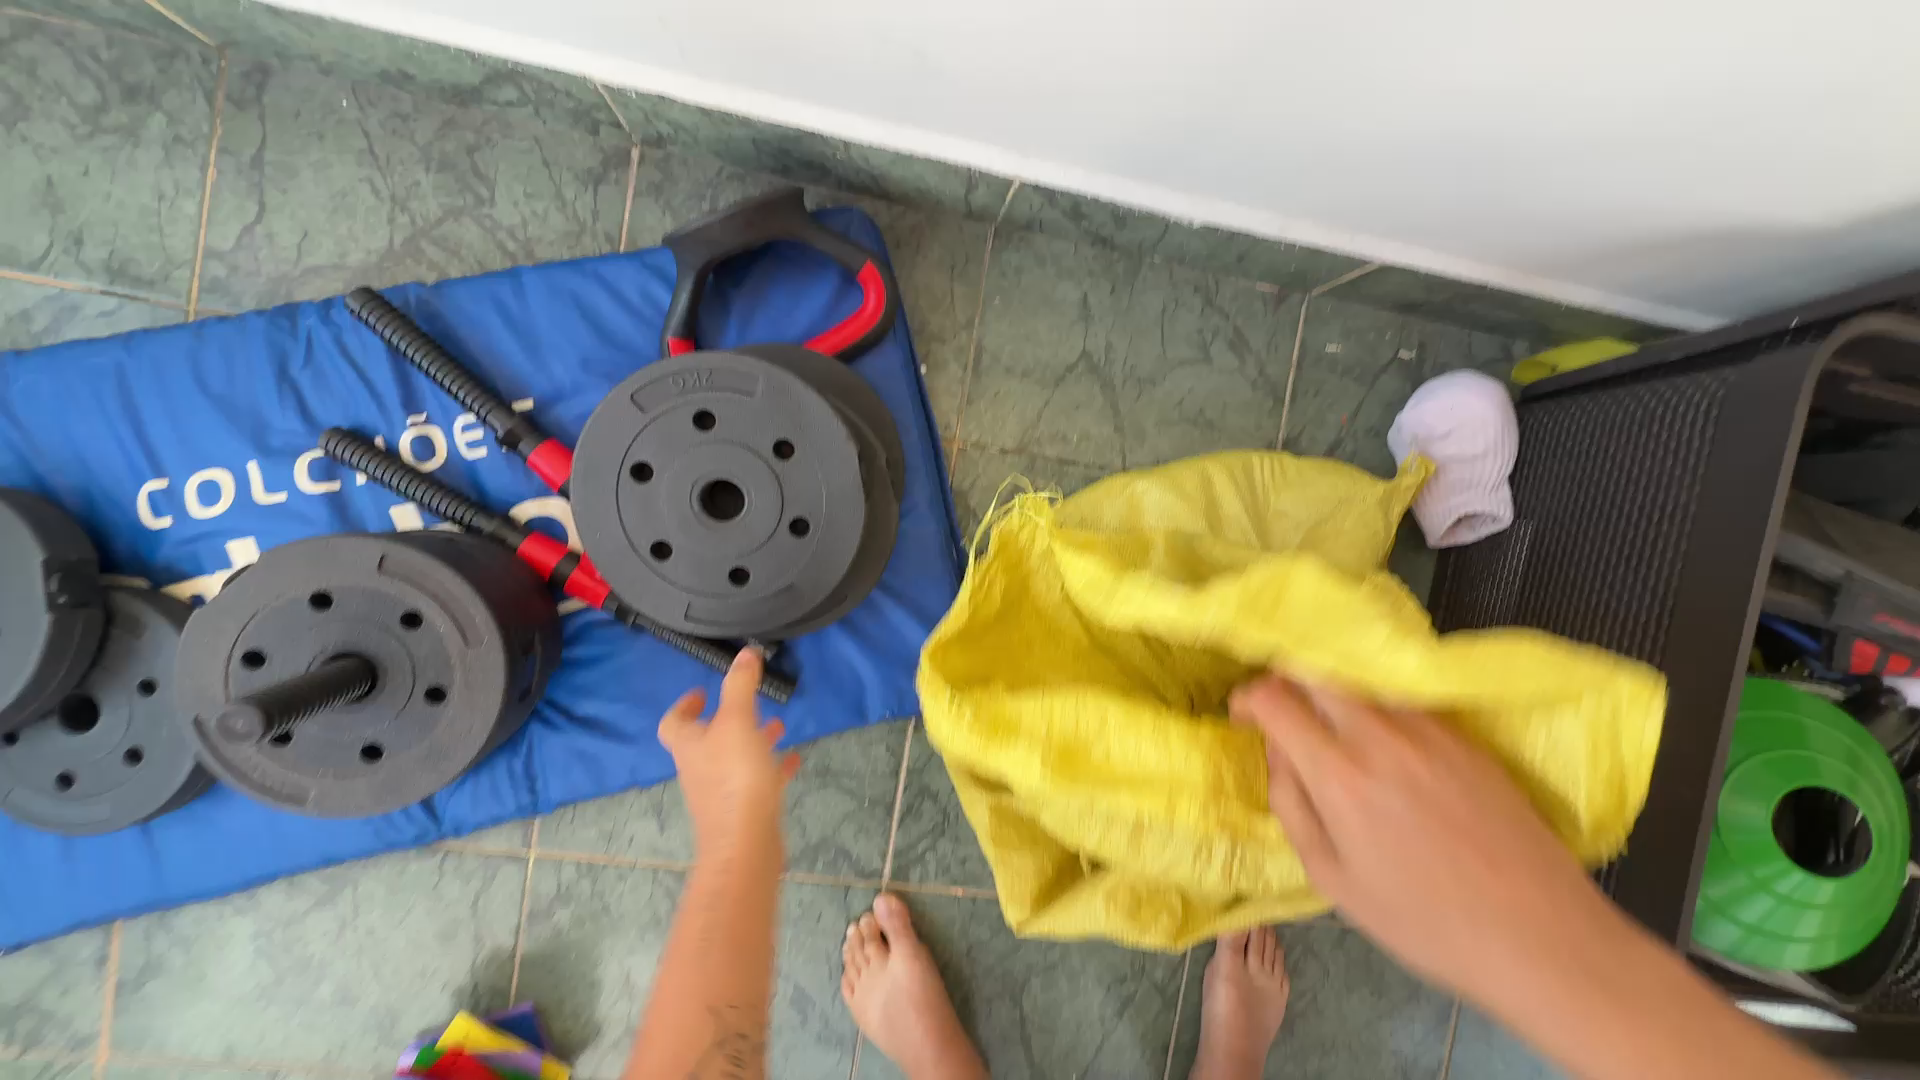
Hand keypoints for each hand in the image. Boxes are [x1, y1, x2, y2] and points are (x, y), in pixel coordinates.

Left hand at [658, 649, 801, 858]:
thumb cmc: (735, 777)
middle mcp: (700, 768)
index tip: (701, 692)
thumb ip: (741, 686)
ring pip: (735, 759)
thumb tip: (745, 652)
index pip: (673, 722)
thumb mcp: (738, 721)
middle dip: (727, 720)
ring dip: (753, 740)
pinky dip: (773, 766)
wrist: (745, 843)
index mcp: (690, 745)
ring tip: (778, 725)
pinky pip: (758, 780)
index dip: (684, 706)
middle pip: (706, 741)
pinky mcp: (745, 809)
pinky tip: (793, 758)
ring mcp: (722, 791)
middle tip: (747, 704)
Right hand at [1229, 677, 1618, 1000]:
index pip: (1274, 698)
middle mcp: (1380, 735)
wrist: (1541, 936)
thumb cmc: (1423, 920)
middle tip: (1280, 707)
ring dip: (1328, 687)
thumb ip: (1291, 804)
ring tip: (1326, 722)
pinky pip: (1401, 699)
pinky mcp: (1464, 735)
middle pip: (1314, 667)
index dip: (1247, 698)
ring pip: (1359, 676)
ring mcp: (1429, 728)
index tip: (1244, 717)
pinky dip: (1373, 704)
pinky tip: (1380, 742)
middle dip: (1283, 677)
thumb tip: (1275, 753)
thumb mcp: (1332, 877)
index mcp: (1340, 774)